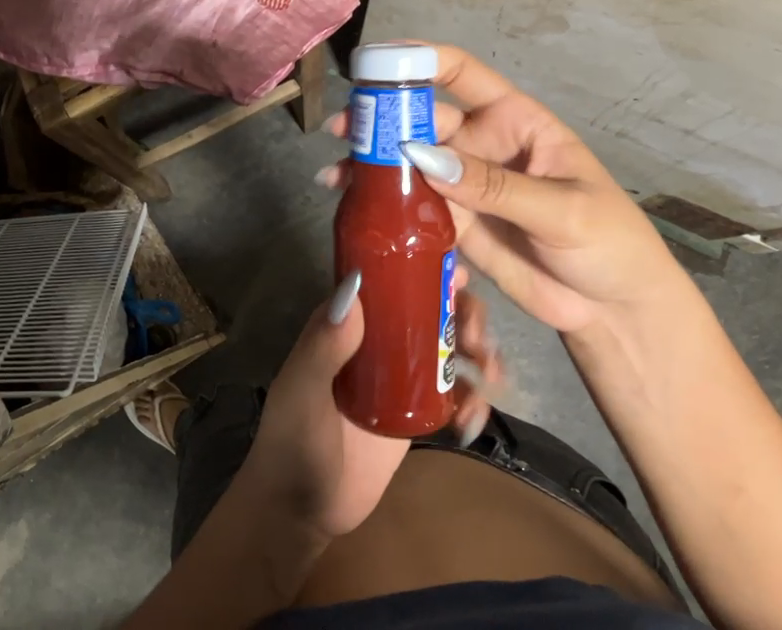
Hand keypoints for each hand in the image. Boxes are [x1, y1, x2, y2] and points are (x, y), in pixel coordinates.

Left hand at [232, 266, 501, 539]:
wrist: (302, 510)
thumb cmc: (293, 442)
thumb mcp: (302, 391)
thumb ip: (324, 344)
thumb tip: (355, 288)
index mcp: (342, 325)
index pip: (386, 282)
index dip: (424, 271)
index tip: (459, 273)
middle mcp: (374, 343)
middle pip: (429, 312)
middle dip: (463, 314)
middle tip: (477, 336)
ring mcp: (399, 380)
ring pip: (448, 350)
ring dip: (478, 353)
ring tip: (488, 372)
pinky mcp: (416, 416)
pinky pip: (454, 396)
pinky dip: (474, 401)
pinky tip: (475, 418)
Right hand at [321, 44, 685, 335]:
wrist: (614, 311)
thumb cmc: (609, 243)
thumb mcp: (561, 209)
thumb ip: (493, 185)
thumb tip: (423, 158)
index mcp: (515, 121)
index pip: (462, 75)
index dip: (420, 60)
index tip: (376, 60)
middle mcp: (482, 145)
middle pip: (421, 119)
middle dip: (380, 119)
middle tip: (343, 130)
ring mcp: (463, 185)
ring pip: (407, 163)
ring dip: (369, 163)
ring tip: (335, 174)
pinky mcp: (452, 224)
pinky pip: (410, 207)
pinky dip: (378, 204)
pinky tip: (350, 204)